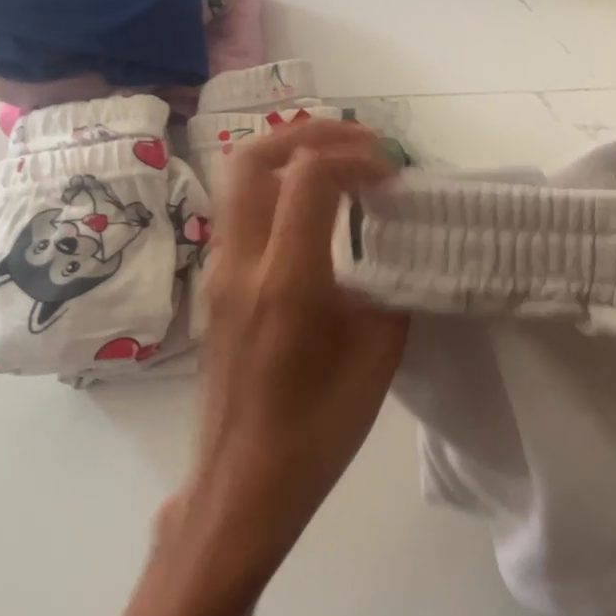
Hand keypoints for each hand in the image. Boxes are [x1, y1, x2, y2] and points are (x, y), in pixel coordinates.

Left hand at [178, 119, 409, 574]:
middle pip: (256, 158)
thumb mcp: (380, 352)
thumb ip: (391, 285)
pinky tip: (323, 214)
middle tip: (367, 143)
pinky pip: (244, 214)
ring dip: (294, 156)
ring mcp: (220, 275)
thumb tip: (398, 248)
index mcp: (288, 280)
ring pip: (242, 181)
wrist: (245, 483)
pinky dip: (283, 190)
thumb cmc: (321, 425)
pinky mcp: (217, 289)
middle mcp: (242, 264)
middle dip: (314, 133)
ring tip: (347, 167)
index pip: (312, 177)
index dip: (359, 158)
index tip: (396, 176)